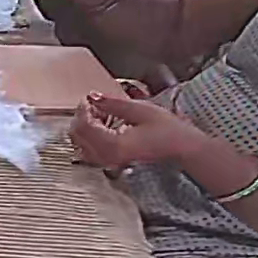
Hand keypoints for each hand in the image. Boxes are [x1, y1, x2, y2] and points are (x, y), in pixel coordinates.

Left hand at [69, 94, 201, 168]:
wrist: (180, 147)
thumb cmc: (166, 130)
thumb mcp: (139, 110)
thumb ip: (112, 103)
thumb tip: (92, 97)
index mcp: (113, 145)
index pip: (84, 127)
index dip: (83, 110)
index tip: (88, 98)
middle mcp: (107, 157)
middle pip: (78, 136)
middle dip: (82, 117)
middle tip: (94, 104)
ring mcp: (108, 161)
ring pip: (80, 144)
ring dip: (85, 126)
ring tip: (101, 113)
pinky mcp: (111, 161)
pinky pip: (89, 150)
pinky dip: (90, 136)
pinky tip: (103, 124)